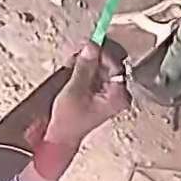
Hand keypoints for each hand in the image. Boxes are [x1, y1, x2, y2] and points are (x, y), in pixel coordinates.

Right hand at [21, 43, 130, 180]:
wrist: (61, 136)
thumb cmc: (69, 118)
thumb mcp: (75, 89)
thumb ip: (85, 66)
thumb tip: (91, 46)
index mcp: (119, 96)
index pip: (115, 66)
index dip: (102, 54)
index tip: (90, 44)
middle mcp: (120, 95)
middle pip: (111, 66)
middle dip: (95, 58)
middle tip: (80, 51)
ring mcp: (112, 95)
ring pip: (104, 70)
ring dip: (89, 63)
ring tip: (74, 63)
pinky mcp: (103, 95)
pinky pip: (98, 76)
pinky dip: (87, 71)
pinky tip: (75, 69)